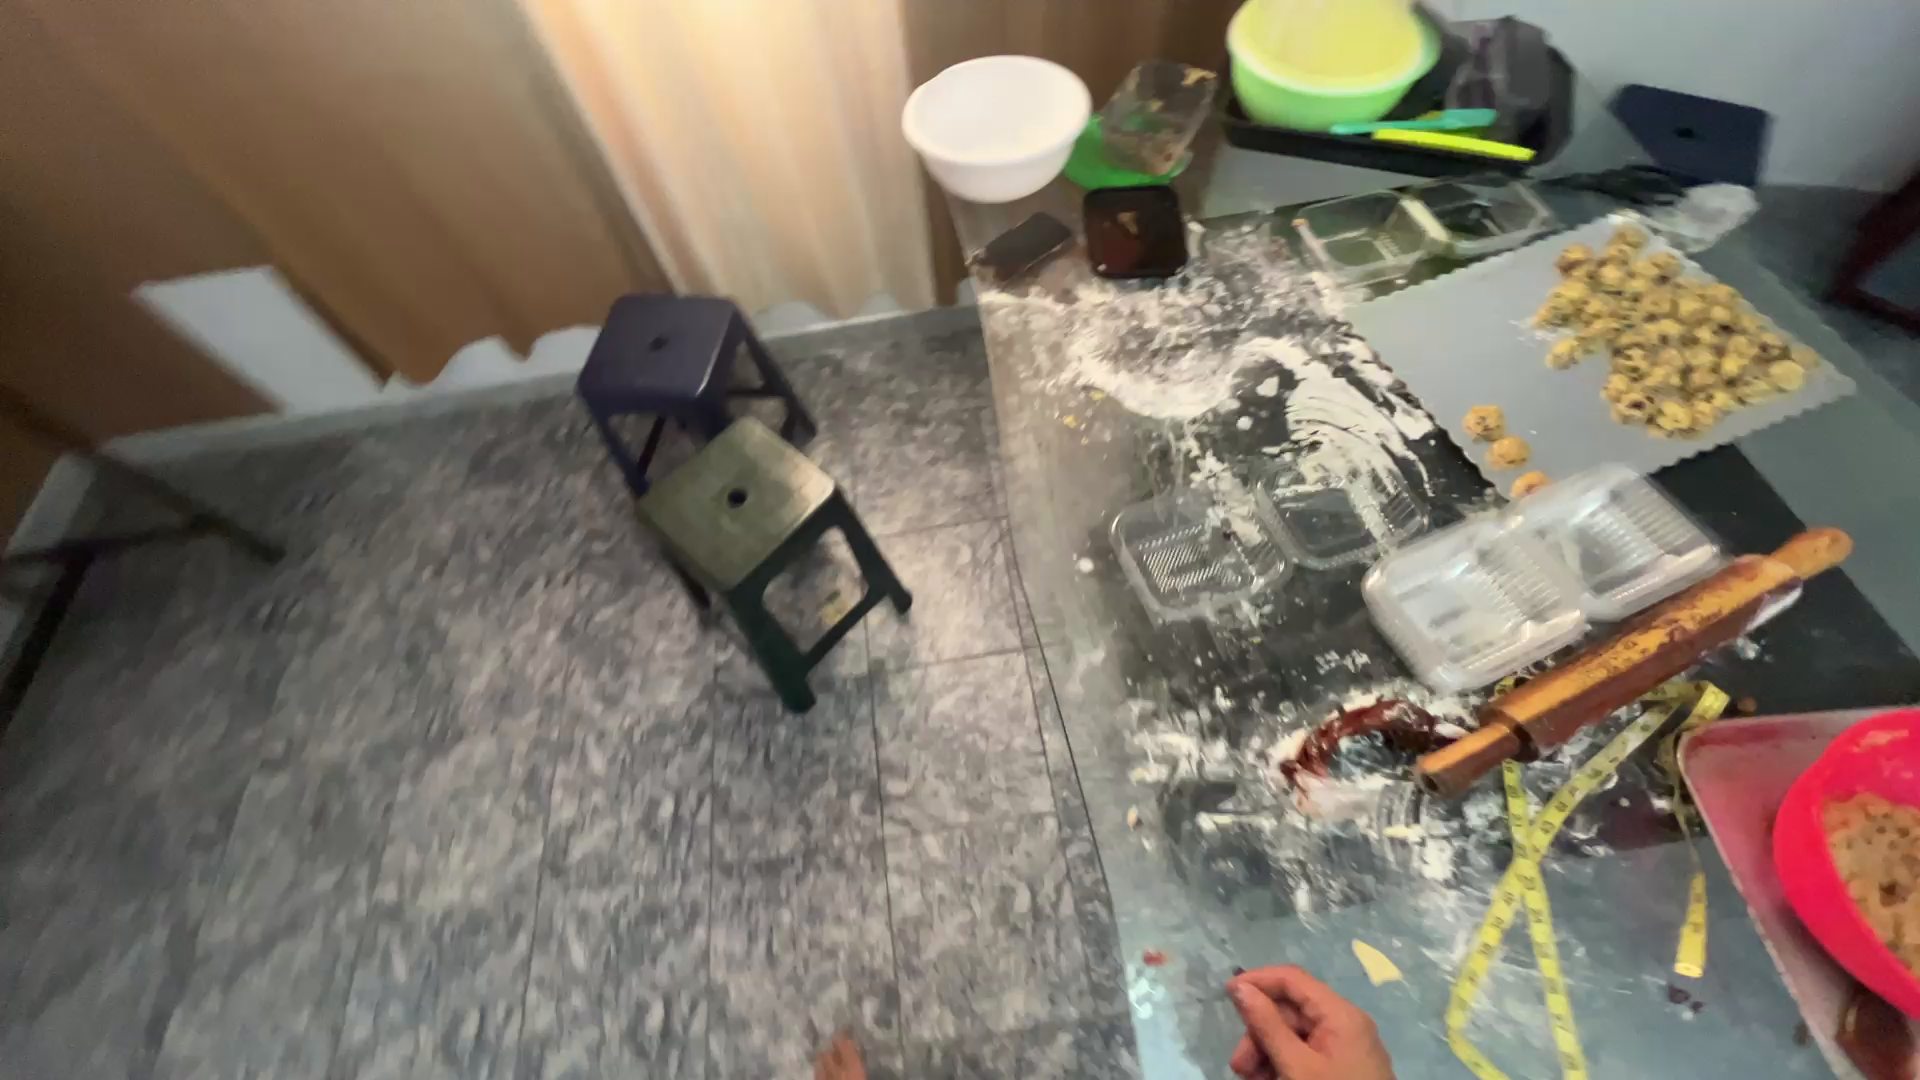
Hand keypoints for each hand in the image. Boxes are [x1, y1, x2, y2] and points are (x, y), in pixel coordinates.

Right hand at [1226, 966, 1394, 1079]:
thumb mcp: (1296, 1066)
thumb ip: (1266, 1024)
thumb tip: (1239, 987)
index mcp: (1340, 1014)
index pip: (1291, 978)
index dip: (1257, 981)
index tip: (1227, 995)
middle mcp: (1346, 1024)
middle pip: (1290, 1012)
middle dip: (1259, 1034)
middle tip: (1239, 1064)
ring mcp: (1347, 1048)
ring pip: (1295, 1036)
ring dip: (1267, 1053)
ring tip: (1249, 1078)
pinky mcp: (1344, 1069)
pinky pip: (1307, 1055)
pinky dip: (1284, 1064)